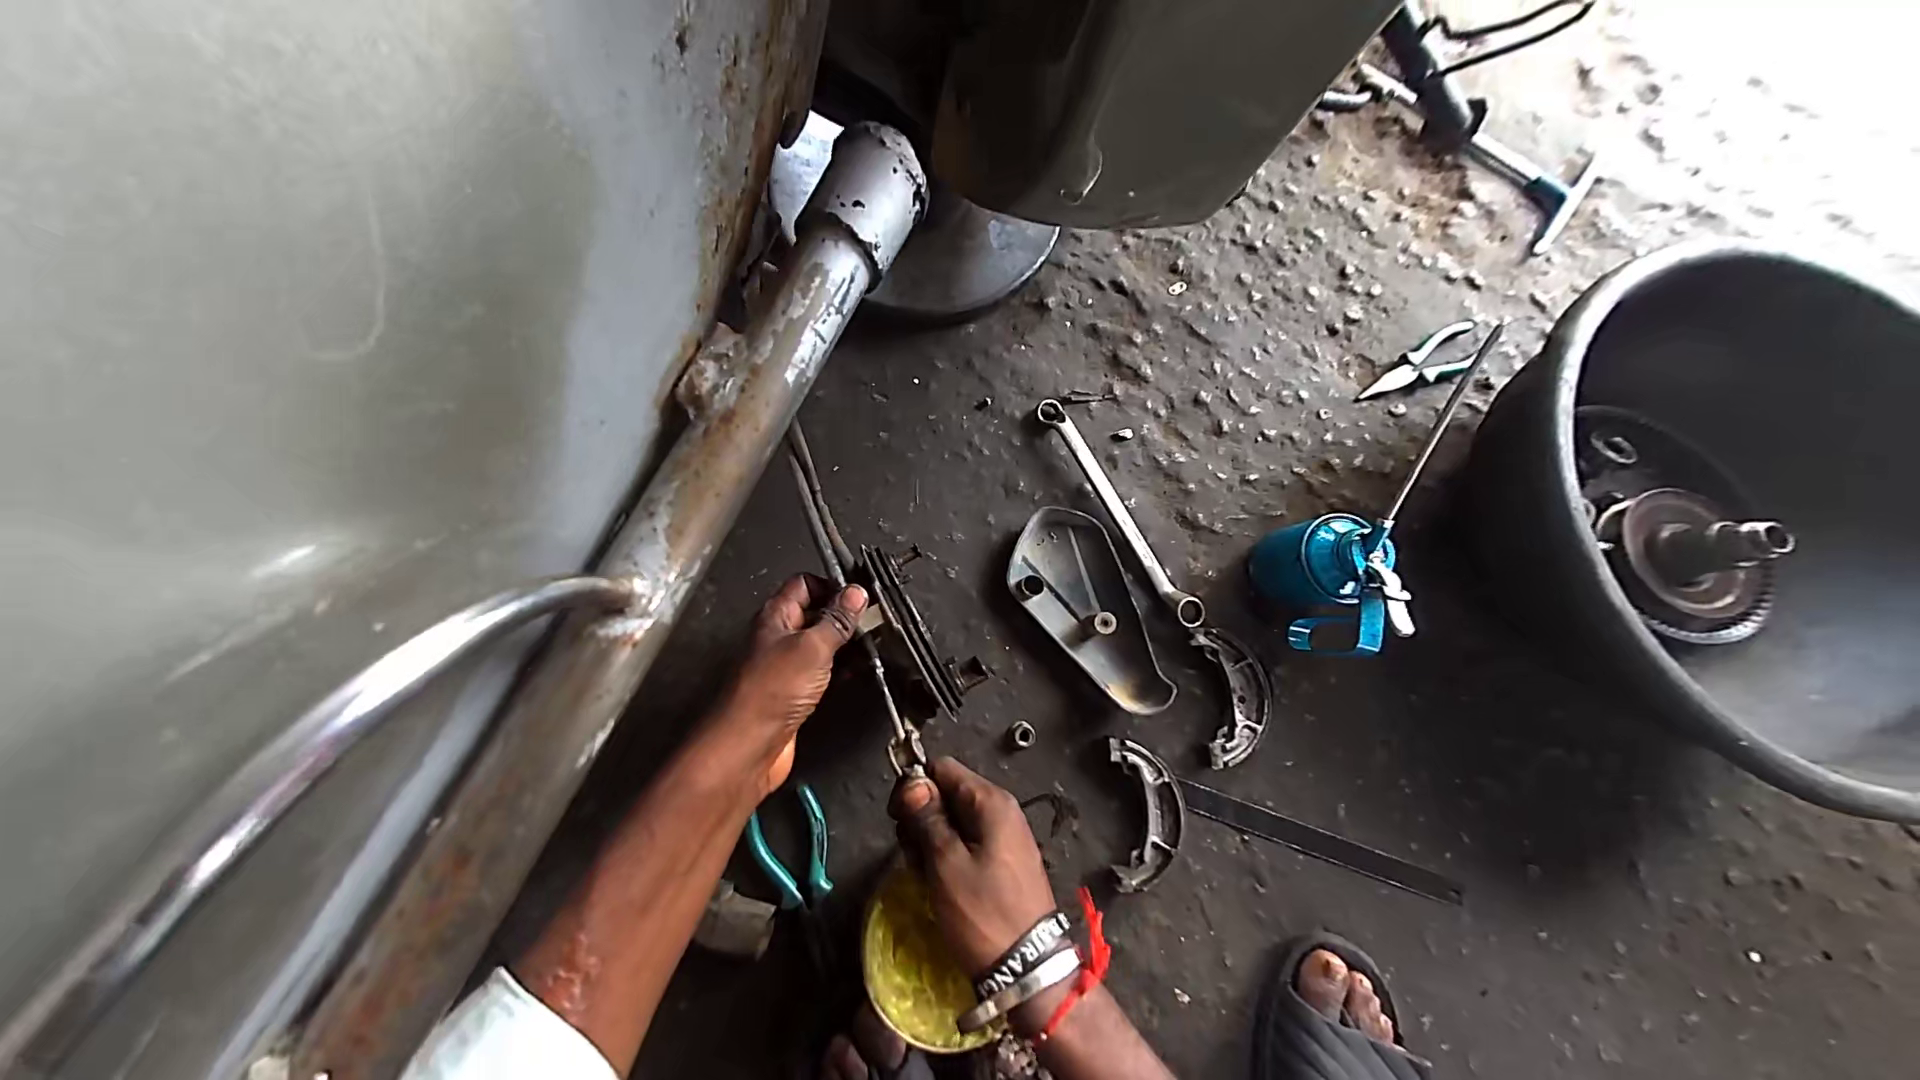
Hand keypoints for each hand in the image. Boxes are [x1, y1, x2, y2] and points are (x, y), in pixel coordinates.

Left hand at [705, 573, 866, 796]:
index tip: (859, 596)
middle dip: (844, 616)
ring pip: (822, 643)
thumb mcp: (813, 647)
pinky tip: (856, 671)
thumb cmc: (768, 693)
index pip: (806, 584)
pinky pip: (823, 670)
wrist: (749, 745)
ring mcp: (787, 665)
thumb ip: (837, 619)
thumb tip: (855, 593)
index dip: (833, 585)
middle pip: (816, 613)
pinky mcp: (796, 691)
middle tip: (870, 621)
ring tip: (870, 645)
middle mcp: (780, 637)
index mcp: (776, 616)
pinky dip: (841, 668)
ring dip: (845, 643)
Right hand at [889, 758, 1056, 974]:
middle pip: (947, 793)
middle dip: (921, 818)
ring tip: (926, 874)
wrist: (1027, 970)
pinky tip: (940, 883)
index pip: (942, 768)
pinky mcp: (1003, 860)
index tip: (898, 817)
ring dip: (931, 841)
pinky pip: (967, 843)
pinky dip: (948, 856)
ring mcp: (1004, 836)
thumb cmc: (983, 914)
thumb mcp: (946, 863)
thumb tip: (913, 782)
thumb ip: (928, 817)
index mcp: (991, 801)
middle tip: (912, 853)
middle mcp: (1001, 810)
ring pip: (954, 820)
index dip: (914, 787)